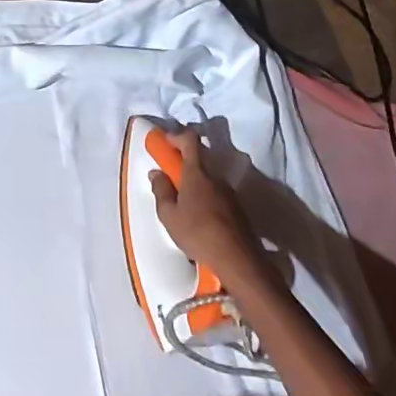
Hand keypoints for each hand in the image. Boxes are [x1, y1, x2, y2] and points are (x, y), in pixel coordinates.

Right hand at [148, 128, 268, 284]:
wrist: (238, 259)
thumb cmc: (197, 233)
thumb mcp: (168, 215)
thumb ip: (161, 190)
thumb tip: (157, 173)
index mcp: (197, 173)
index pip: (190, 140)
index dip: (177, 136)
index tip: (165, 142)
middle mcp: (216, 177)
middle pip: (200, 158)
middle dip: (184, 161)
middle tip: (169, 175)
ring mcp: (229, 192)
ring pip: (209, 177)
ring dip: (195, 181)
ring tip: (182, 201)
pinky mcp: (237, 207)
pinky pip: (217, 192)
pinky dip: (205, 195)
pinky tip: (198, 216)